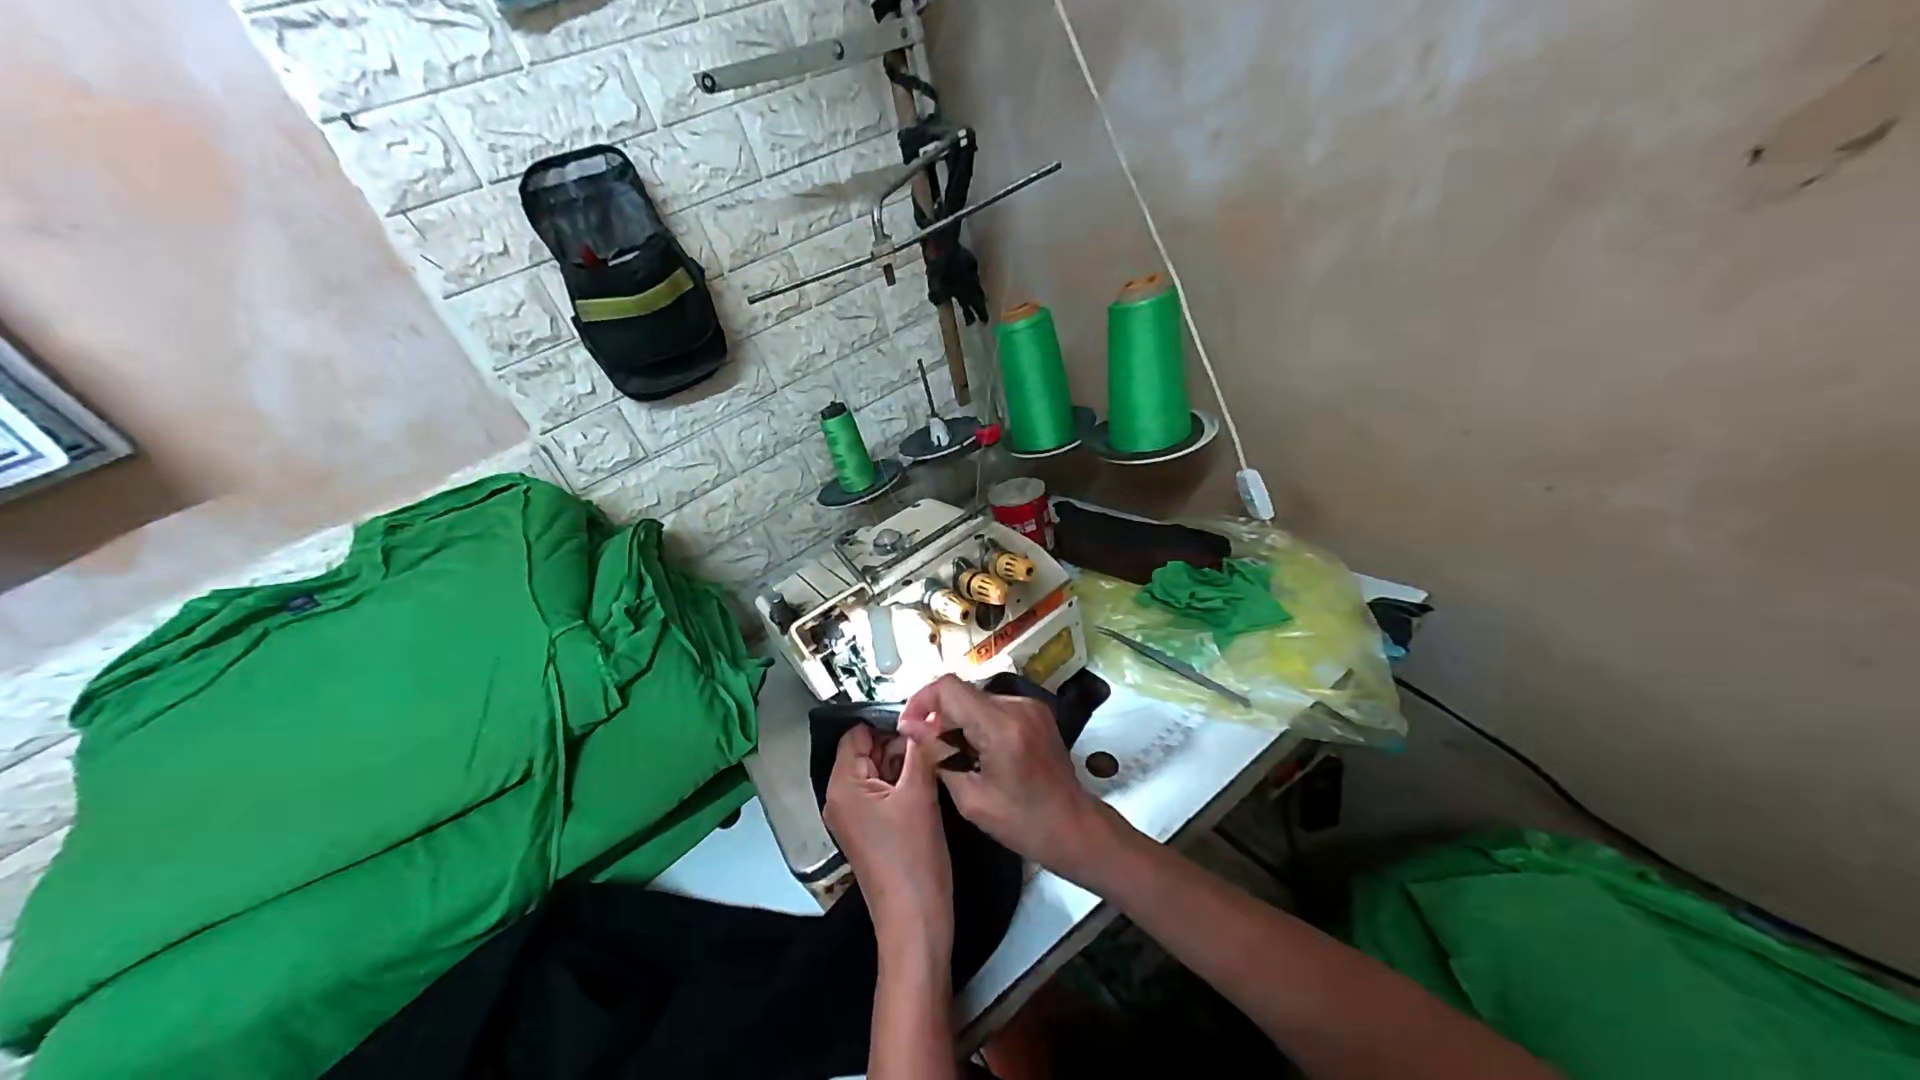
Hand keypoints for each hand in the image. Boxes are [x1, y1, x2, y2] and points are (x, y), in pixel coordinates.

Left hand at [824, 724, 952, 956]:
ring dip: (906, 763)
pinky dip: (905, 784)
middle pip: (869, 751)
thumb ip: (921, 748)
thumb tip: (927, 714)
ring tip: (935, 761)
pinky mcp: (872, 829)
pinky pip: (885, 792)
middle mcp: (841, 798)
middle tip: (933, 742)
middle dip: (900, 743)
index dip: (887, 723)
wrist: (916, 921)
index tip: (920, 720)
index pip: (857, 734)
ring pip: (880, 771)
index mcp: (842, 786)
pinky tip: (929, 783)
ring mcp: (856, 816)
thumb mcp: (919, 793)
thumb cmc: (913, 859)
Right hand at [898, 676, 1130, 885]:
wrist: (1073, 826)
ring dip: (958, 720)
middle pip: (962, 692)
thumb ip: (938, 755)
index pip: (949, 688)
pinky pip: (993, 706)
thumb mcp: (970, 797)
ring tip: (955, 756)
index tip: (909, 726)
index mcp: (1003, 727)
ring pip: (975, 699)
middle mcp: (1018, 706)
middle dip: (939, 716)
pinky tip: (977, 752)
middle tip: (929, 749)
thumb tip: (909, 726)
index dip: (921, 701)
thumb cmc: (1023, 823)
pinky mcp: (1035, 711)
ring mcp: (1030, 705)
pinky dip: (977, 723)